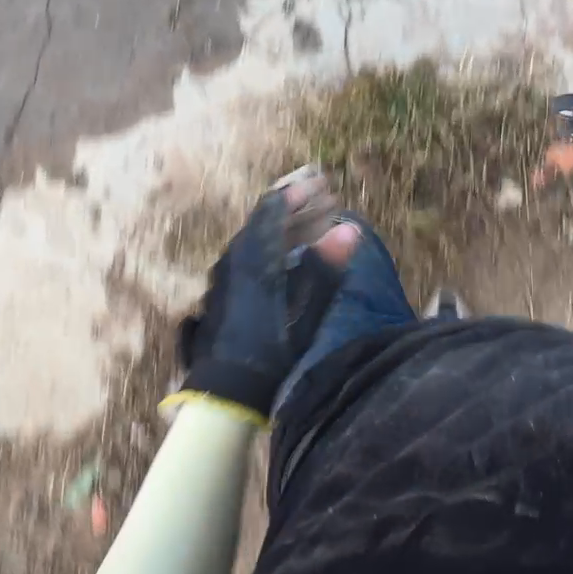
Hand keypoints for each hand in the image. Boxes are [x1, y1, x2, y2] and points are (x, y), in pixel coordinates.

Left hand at [173, 168, 360, 423]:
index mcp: (254, 255)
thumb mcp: (306, 311)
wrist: (227, 389)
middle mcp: (235, 257)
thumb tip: (350, 231)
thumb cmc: (271, 349)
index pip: (275, 208)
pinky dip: (272, 245)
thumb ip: (326, 267)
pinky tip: (288, 257)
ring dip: (285, 227)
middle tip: (325, 202)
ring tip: (313, 227)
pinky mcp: (222, 291)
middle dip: (297, 209)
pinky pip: (249, 253)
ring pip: (256, 237)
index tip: (324, 185)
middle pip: (265, 220)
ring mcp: (225, 274)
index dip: (300, 193)